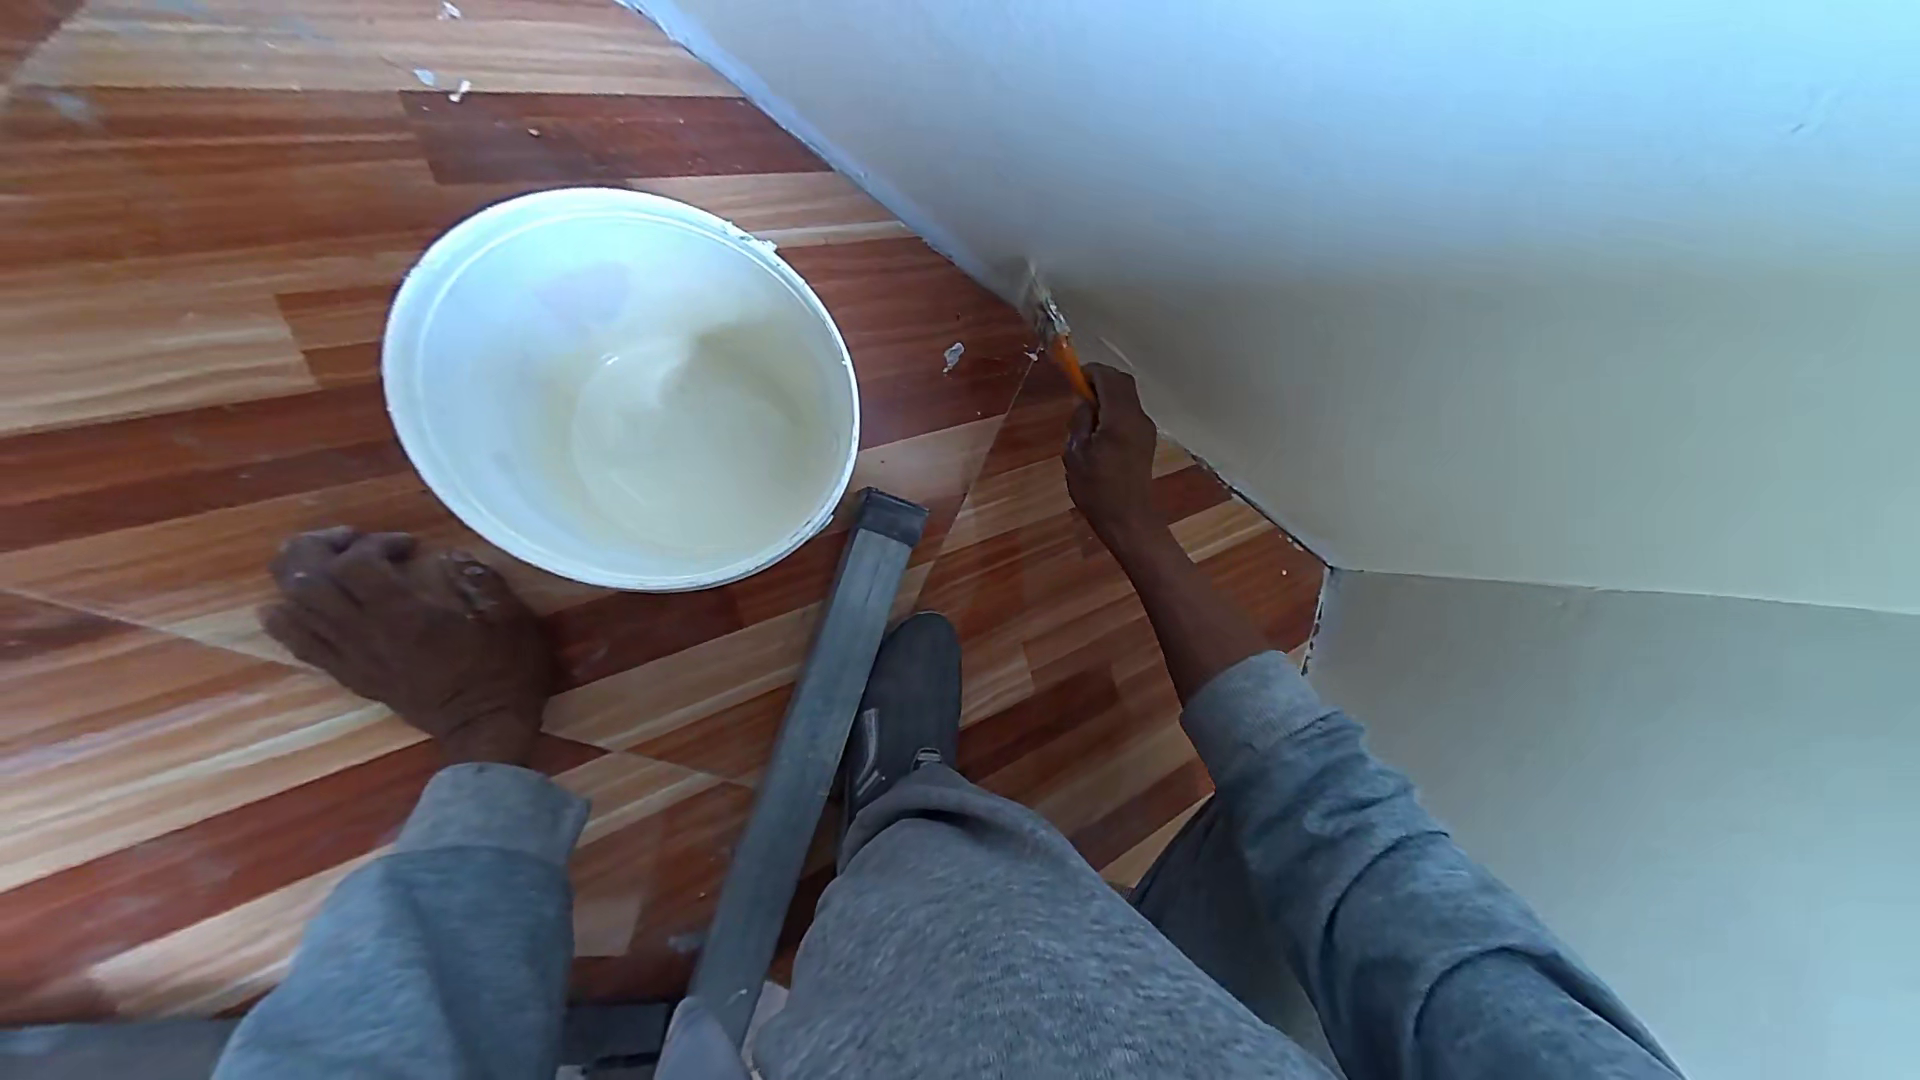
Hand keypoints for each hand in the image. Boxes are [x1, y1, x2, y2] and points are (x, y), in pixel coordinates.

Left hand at [261, 527, 554, 765]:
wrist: (485, 724)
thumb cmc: (505, 670)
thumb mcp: (513, 620)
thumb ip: (482, 582)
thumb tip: (453, 555)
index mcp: (406, 617)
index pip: (356, 565)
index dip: (374, 543)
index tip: (410, 544)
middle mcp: (365, 633)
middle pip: (305, 580)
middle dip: (319, 548)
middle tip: (352, 540)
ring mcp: (350, 656)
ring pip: (291, 608)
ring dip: (297, 576)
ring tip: (327, 564)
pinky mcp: (348, 674)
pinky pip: (297, 642)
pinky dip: (286, 617)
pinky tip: (293, 605)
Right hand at [1064, 364, 1163, 545]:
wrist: (1127, 518)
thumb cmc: (1096, 488)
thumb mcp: (1075, 453)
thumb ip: (1080, 421)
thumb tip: (1085, 403)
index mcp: (1120, 418)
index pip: (1109, 378)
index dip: (1091, 372)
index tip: (1074, 377)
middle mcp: (1138, 418)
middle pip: (1122, 384)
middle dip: (1101, 381)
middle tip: (1079, 393)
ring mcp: (1145, 430)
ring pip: (1127, 399)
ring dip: (1107, 398)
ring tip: (1086, 417)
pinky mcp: (1145, 442)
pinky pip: (1129, 415)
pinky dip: (1113, 412)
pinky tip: (1098, 433)